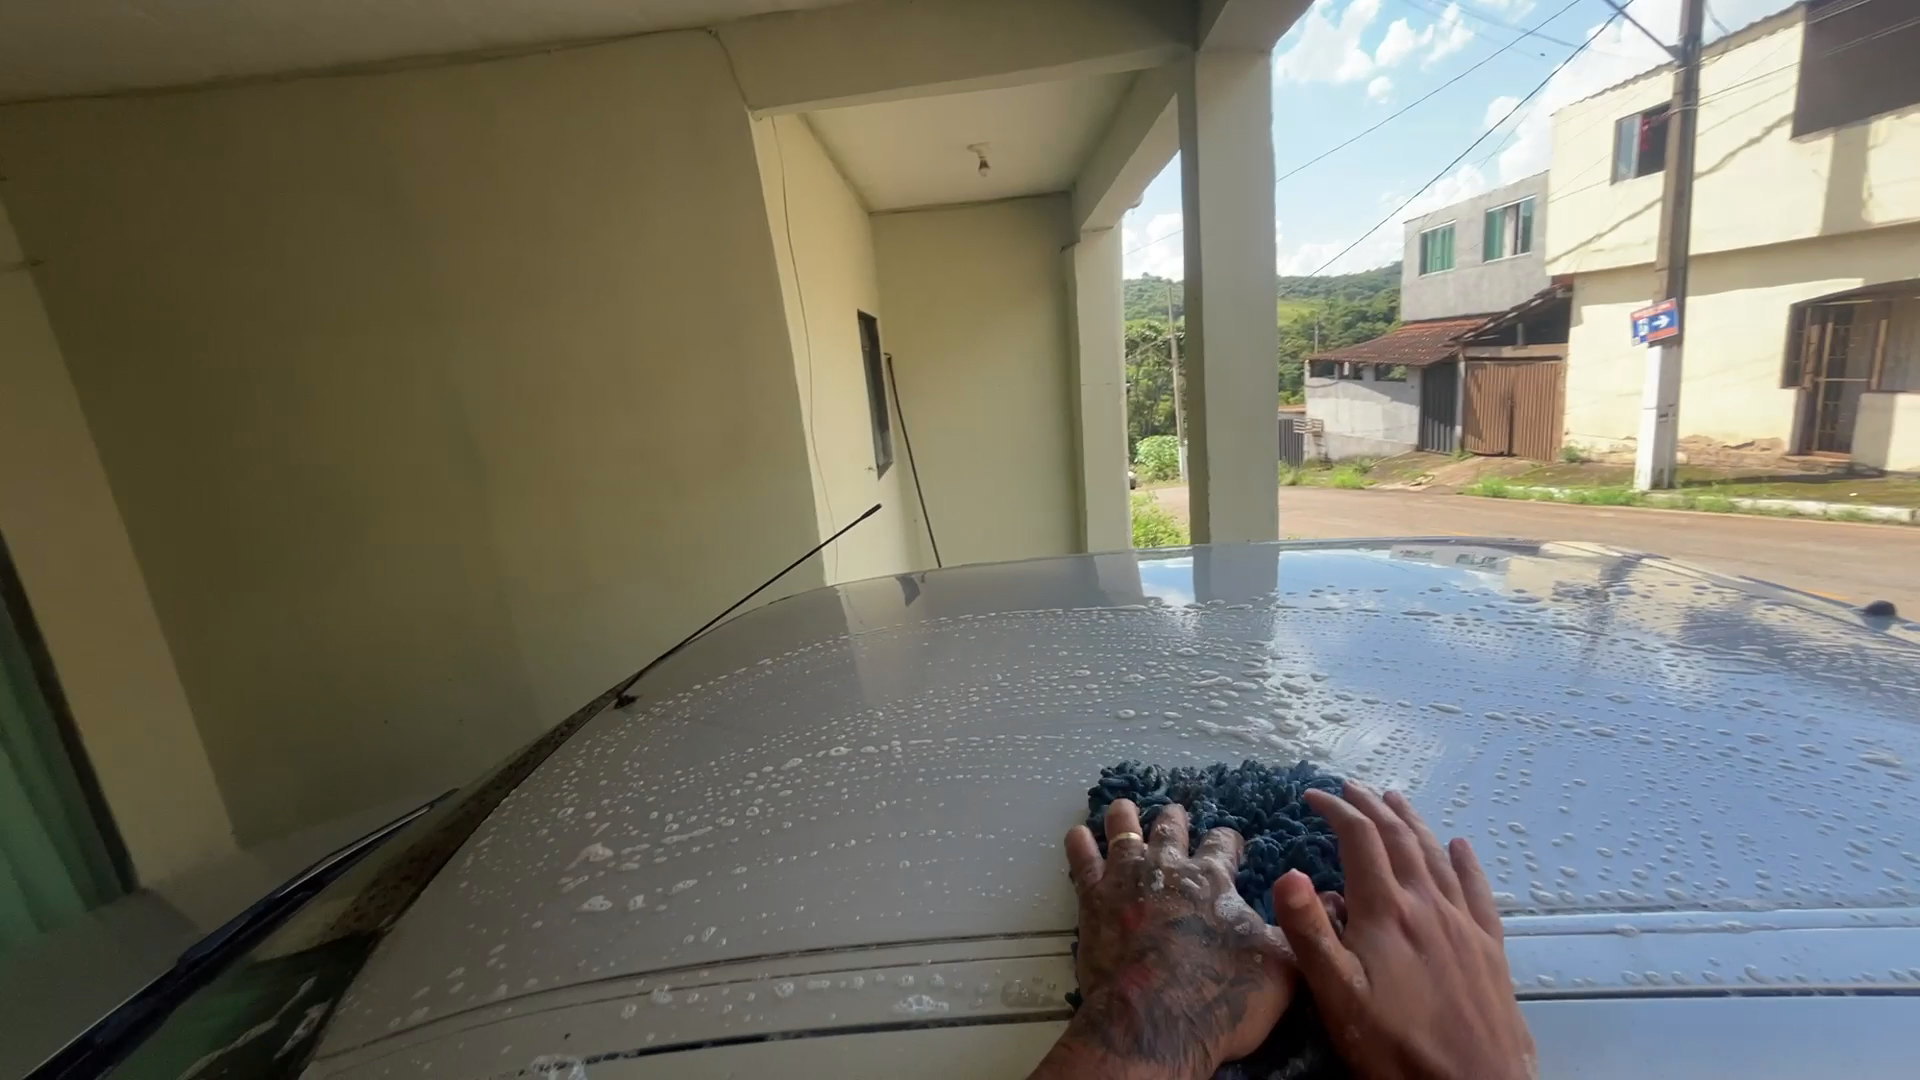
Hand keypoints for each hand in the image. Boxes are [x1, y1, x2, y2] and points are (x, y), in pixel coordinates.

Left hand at [1028, 799, 1303, 1079]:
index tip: (1229, 840)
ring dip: (1124, 816)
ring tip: (1124, 807)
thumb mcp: (1282, 969)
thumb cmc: (1221, 997)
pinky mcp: (1093, 894)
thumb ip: (1293, 931)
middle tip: (1175, 813)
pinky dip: (1079, 843)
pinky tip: (1078, 835)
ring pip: (1124, 828)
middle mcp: (1169, 865)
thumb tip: (1315, 903)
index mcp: (1213, 879)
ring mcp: (1127, 876)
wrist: (1156, 1019)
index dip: (1228, 840)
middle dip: (1175, 818)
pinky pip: (1082, 857)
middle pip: (1171, 826)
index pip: (1223, 844)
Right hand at [1272, 781, 1536, 1079]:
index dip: (1334, 809)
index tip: (1311, 796)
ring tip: (1393, 798)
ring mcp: (1463, 927)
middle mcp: (1427, 906)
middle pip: (1398, 837)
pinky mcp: (1491, 952)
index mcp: (1386, 911)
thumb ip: (1309, 931)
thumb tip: (1288, 872)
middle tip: (1348, 787)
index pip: (1358, 838)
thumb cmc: (1394, 1047)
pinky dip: (1466, 863)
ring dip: (1411, 821)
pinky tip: (1461, 846)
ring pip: (1436, 855)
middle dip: (1370, 806)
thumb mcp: (1336, 993)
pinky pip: (1478, 893)